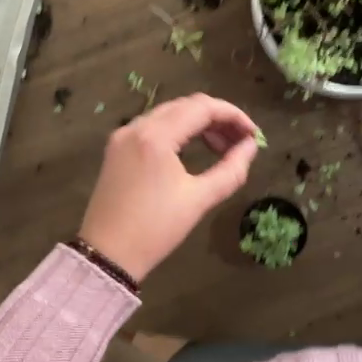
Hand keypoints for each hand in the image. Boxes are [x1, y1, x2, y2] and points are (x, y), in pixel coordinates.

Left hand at [79, 94, 258, 282]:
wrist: (107, 255)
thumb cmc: (155, 229)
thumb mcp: (199, 200)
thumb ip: (231, 170)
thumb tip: (251, 147)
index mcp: (155, 137)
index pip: (202, 107)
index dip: (233, 116)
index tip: (254, 135)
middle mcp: (136, 127)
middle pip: (186, 106)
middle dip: (218, 118)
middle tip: (241, 142)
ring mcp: (123, 136)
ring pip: (169, 114)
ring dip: (198, 124)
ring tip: (221, 148)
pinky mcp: (116, 149)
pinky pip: (153, 127)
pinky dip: (178, 131)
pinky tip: (193, 150)